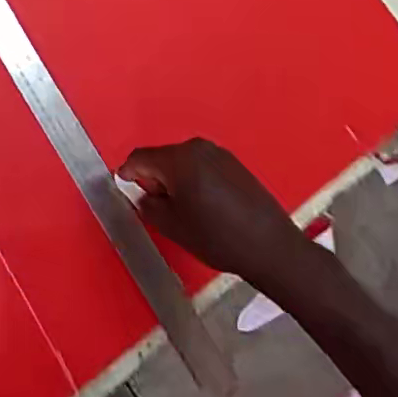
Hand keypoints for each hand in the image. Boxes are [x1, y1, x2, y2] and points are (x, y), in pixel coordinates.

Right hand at [118, 138, 327, 293]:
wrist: (272, 249)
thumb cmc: (217, 237)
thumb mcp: (171, 226)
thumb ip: (147, 204)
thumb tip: (141, 194)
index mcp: (179, 158)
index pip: (140, 158)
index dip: (127, 174)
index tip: (125, 191)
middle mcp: (198, 147)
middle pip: (162, 157)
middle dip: (153, 178)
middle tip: (158, 206)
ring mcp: (219, 153)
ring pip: (182, 161)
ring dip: (174, 179)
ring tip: (183, 209)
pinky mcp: (235, 164)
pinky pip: (201, 166)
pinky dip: (194, 180)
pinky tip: (204, 205)